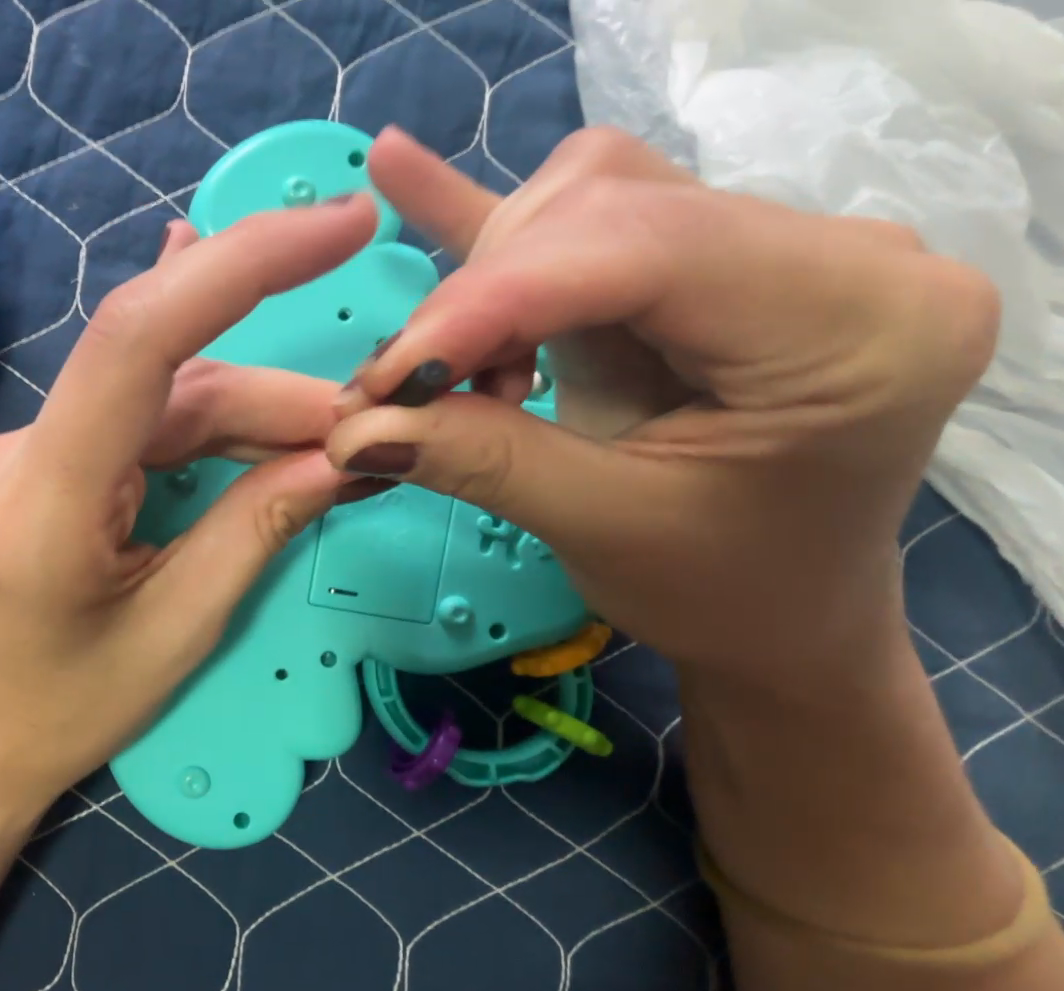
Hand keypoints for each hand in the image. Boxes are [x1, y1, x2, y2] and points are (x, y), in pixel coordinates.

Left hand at [0, 198, 385, 818]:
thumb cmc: (70, 711)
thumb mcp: (182, 628)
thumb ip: (259, 522)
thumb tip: (349, 447)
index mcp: (41, 508)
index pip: (135, 344)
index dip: (240, 265)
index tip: (340, 222)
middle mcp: (10, 457)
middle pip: (163, 382)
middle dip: (274, 397)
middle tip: (365, 427)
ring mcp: (10, 454)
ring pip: (152, 403)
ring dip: (244, 418)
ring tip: (323, 446)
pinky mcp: (25, 462)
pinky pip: (127, 426)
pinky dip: (197, 434)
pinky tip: (255, 435)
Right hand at [329, 127, 1000, 684]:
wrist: (781, 608)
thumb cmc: (721, 588)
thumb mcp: (601, 529)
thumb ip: (482, 461)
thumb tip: (352, 428)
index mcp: (853, 322)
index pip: (643, 249)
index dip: (493, 299)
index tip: (388, 374)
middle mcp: (825, 252)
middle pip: (605, 206)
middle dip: (479, 297)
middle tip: (405, 390)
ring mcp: (760, 245)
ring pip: (581, 199)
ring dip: (487, 283)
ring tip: (454, 370)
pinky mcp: (692, 259)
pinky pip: (579, 215)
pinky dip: (486, 216)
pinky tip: (395, 167)